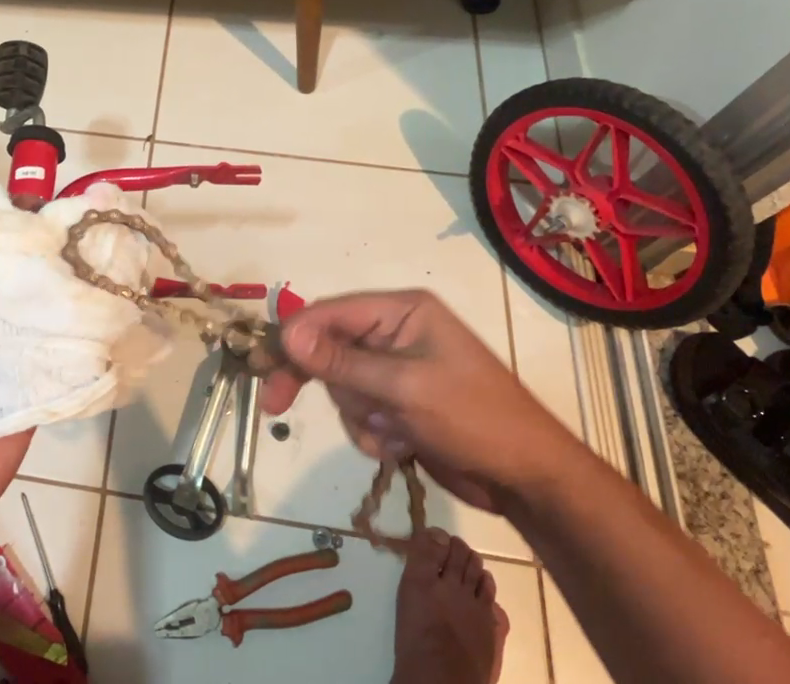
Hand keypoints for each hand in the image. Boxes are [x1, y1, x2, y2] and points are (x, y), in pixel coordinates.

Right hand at [260, 289, 581, 513]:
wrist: (526, 478)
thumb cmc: (475, 419)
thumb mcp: (405, 388)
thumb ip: (343, 362)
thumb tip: (288, 335)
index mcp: (402, 312)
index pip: (331, 313)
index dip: (294, 336)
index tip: (262, 365)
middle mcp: (396, 334)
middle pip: (328, 349)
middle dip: (318, 381)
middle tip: (273, 404)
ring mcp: (397, 371)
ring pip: (342, 387)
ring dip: (359, 415)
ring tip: (395, 432)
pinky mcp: (400, 405)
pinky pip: (360, 413)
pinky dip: (373, 433)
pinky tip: (403, 446)